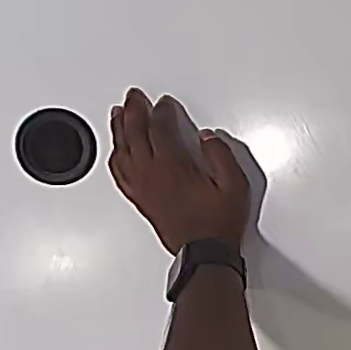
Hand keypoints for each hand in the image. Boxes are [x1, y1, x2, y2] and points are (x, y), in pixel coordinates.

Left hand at [108, 88, 249, 252]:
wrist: (204, 253)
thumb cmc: (217, 223)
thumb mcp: (234, 184)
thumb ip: (221, 155)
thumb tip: (208, 138)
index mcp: (173, 166)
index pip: (161, 128)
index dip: (163, 111)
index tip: (166, 103)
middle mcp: (152, 174)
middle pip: (135, 132)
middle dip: (134, 110)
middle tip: (134, 96)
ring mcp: (142, 187)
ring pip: (122, 149)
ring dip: (119, 128)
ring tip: (119, 114)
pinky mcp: (140, 199)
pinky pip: (119, 171)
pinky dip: (115, 155)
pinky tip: (116, 151)